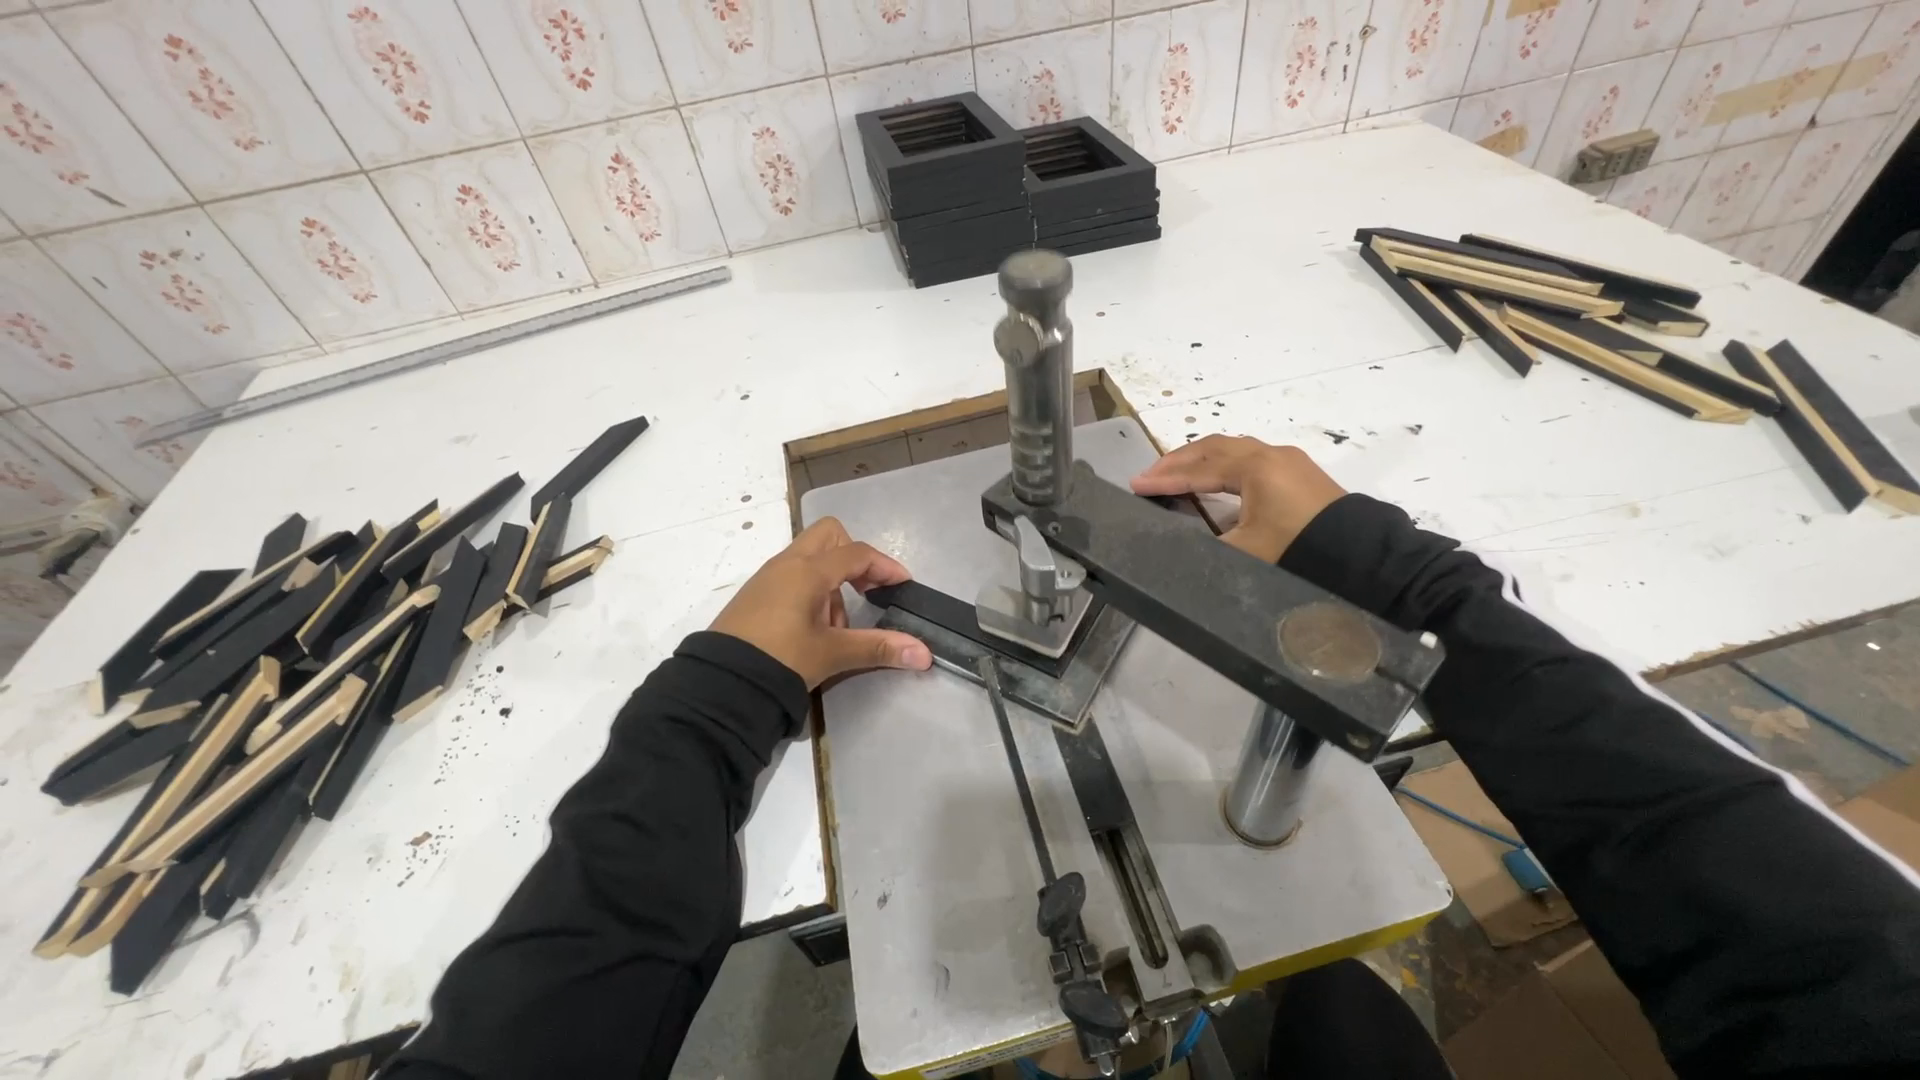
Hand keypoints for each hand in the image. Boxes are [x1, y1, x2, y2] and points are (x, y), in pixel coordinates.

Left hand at [710, 517, 932, 688]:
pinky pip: (793, 576)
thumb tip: (924, 654)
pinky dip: (812, 591)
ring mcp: (768, 577)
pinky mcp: (756, 594)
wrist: (720, 682)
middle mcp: (787, 564)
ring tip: (836, 627)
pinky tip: (812, 629)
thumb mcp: (832, 654)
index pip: (857, 553)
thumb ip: (878, 648)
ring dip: (833, 581)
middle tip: (866, 592)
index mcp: (808, 571)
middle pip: (830, 536)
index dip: (885, 566)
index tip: (902, 585)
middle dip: (854, 559)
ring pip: (811, 558)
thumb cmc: (780, 659)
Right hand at [1129, 436, 1345, 562]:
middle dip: (1178, 461)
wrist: (1365, 558)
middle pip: (1213, 448)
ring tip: (1176, 474)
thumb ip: (1205, 546)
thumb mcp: (1245, 552)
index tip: (1135, 485)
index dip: (1164, 480)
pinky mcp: (1300, 474)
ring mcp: (1288, 461)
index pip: (1197, 471)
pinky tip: (1215, 480)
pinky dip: (1223, 465)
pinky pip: (1250, 458)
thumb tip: (1173, 548)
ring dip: (1201, 459)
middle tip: (1150, 476)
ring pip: (1233, 449)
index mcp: (1254, 467)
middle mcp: (1270, 455)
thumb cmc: (1299, 548)